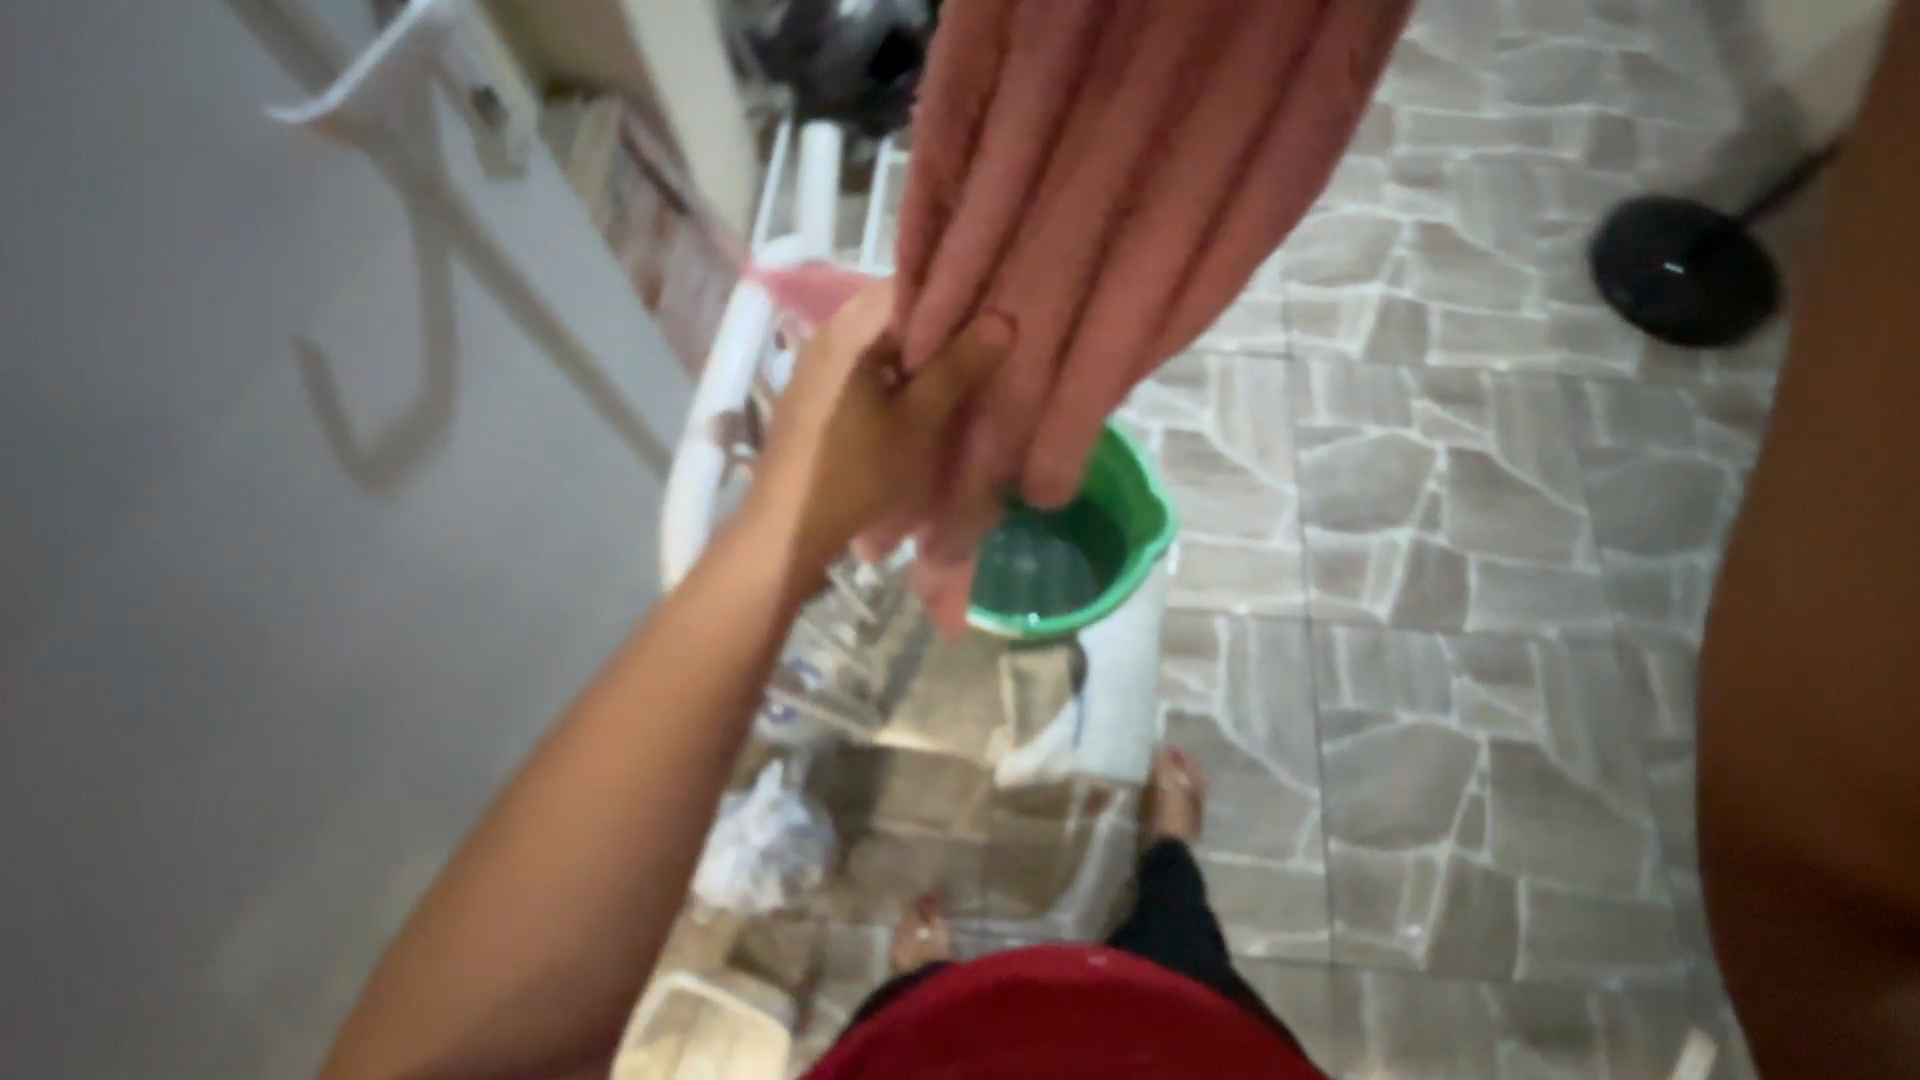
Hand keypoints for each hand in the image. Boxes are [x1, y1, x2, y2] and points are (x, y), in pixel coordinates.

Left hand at [745, 280, 1012, 582]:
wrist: (790, 527)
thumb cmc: (857, 472)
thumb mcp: (917, 422)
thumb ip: (958, 367)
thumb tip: (1004, 318)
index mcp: (850, 329)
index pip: (909, 283)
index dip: (955, 292)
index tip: (992, 309)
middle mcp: (827, 333)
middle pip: (893, 312)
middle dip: (939, 327)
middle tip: (984, 343)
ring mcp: (815, 361)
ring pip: (879, 340)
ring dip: (917, 352)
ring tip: (961, 368)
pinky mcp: (814, 390)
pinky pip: (863, 363)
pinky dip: (894, 371)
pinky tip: (919, 394)